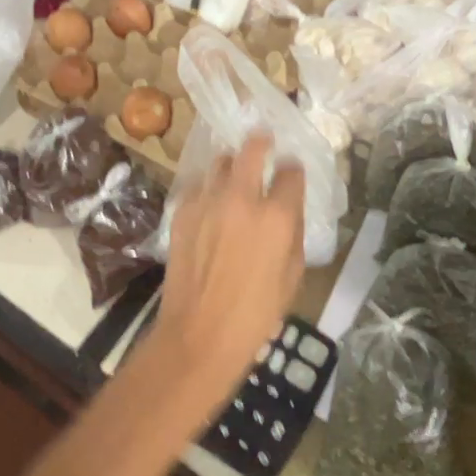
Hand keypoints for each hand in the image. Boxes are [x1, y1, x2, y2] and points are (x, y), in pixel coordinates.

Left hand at [157, 132, 306, 390]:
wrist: (199, 334)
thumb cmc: (256, 314)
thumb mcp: (293, 276)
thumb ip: (294, 234)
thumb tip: (290, 210)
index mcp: (277, 217)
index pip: (291, 172)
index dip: (294, 170)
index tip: (292, 173)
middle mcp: (242, 199)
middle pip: (253, 149)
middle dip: (261, 142)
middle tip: (263, 141)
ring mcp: (208, 201)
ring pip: (221, 162)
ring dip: (231, 164)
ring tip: (234, 174)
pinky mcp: (182, 211)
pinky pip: (198, 185)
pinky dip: (207, 188)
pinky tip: (210, 202)